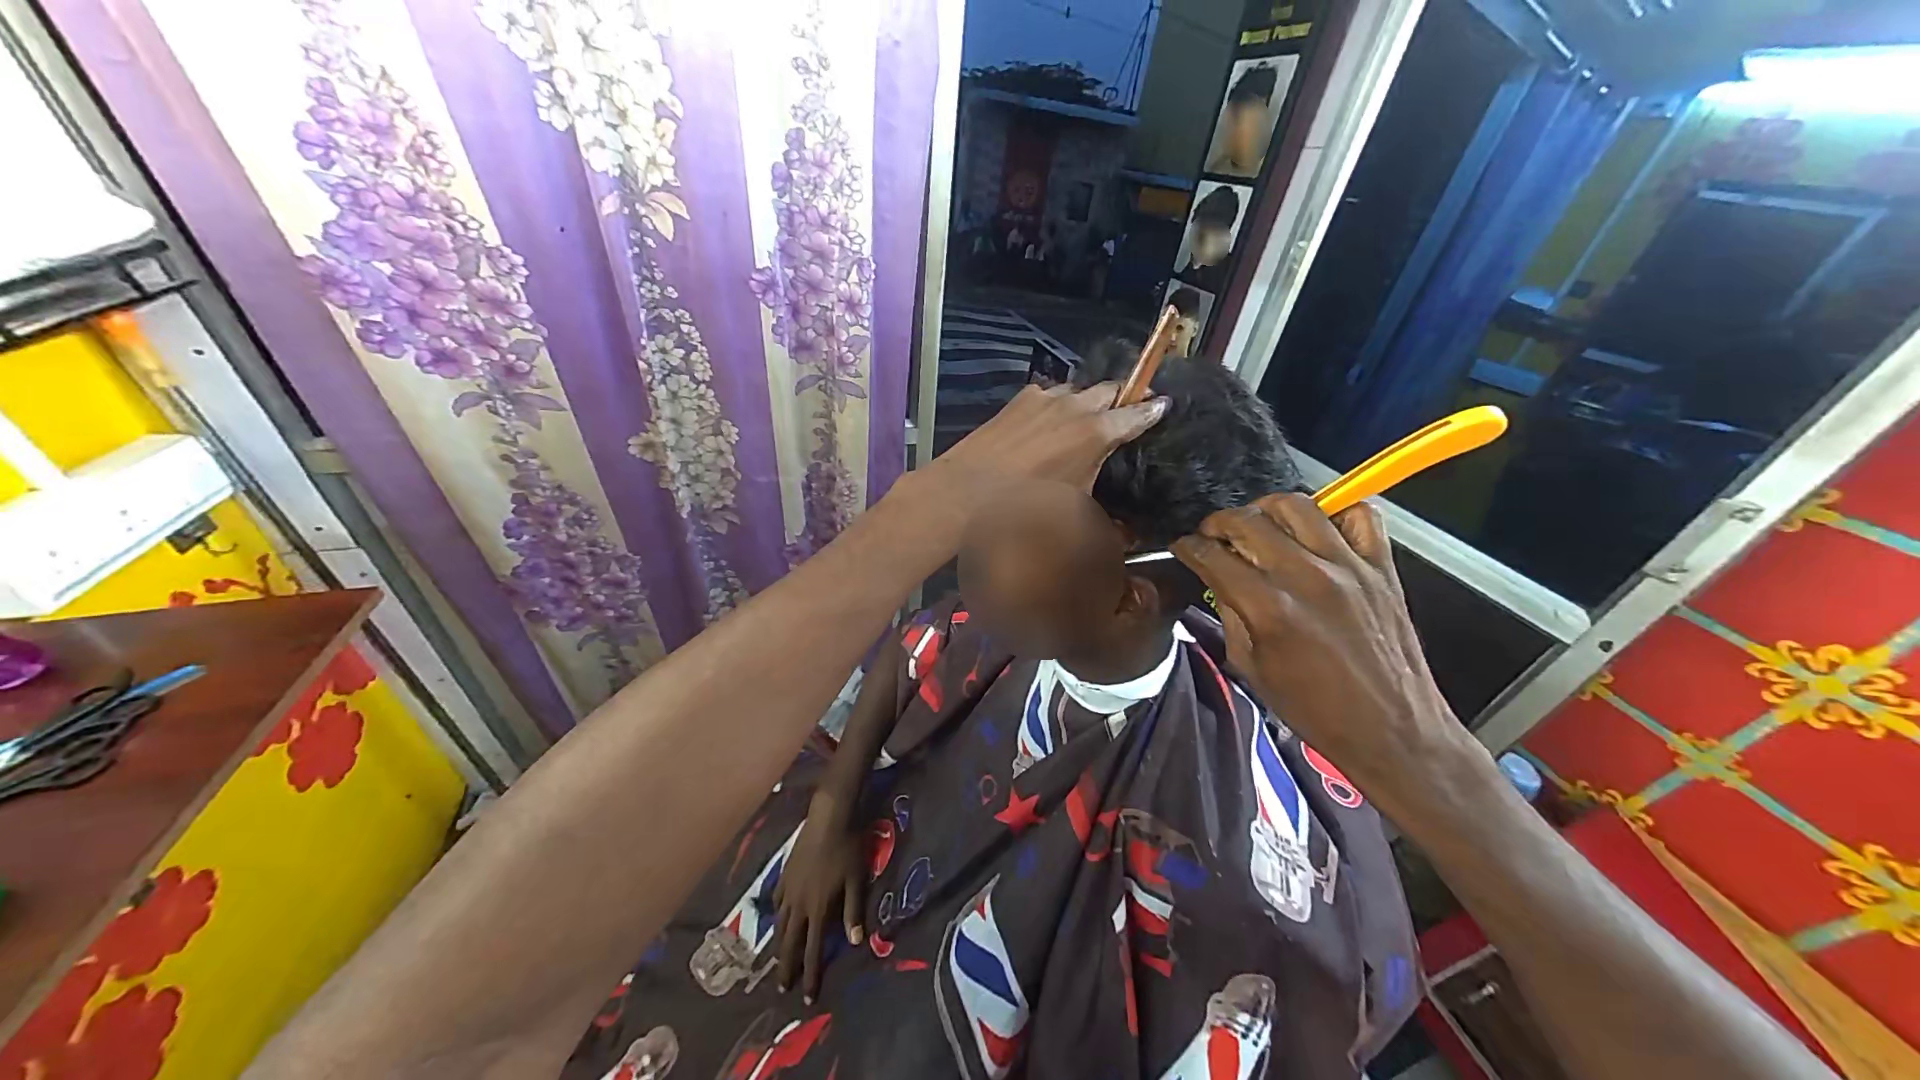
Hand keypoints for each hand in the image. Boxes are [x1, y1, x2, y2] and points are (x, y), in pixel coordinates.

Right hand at [772, 797, 867, 1002]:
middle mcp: (799, 904)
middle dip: (786, 966)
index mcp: (818, 909)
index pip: (812, 950)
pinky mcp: (785, 872)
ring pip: (780, 923)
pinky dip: (777, 913)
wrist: (830, 817)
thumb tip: (854, 942)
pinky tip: (778, 915)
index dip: (810, 975)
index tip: (806, 998)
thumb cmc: (848, 847)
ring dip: (778, 944)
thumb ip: (854, 911)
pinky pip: (777, 900)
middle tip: (782, 987)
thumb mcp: (858, 879)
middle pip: (789, 941)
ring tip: (776, 959)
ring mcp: (789, 887)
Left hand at [929, 381, 1168, 496]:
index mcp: (1097, 431)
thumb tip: (1121, 528)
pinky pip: (1049, 397)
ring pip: (1078, 391)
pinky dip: (1056, 408)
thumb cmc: (1025, 507)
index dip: (1154, 410)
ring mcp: (1045, 398)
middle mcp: (1075, 406)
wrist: (967, 491)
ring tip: (1084, 423)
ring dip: (1086, 403)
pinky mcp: (1019, 401)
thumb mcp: (1074, 511)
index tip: (1164, 407)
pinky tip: (1047, 428)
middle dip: (1122, 399)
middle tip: (1126, 415)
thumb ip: (1103, 509)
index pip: (1139, 413)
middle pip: (1110, 390)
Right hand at [1171, 494, 1496, 822]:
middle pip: (1247, 521)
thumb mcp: (1251, 667)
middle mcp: (1306, 577)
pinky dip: (1335, 511)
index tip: (1185, 547)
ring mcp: (1348, 567)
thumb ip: (1231, 615)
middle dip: (1219, 524)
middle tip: (1214, 536)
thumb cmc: (1316, 709)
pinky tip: (1319, 528)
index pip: (1213, 555)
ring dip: (1266, 509)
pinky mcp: (1381, 567)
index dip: (1189, 547)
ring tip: (1260, 524)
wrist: (1390, 729)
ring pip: (1297, 505)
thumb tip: (1220, 583)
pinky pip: (1359, 514)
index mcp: (1268, 609)